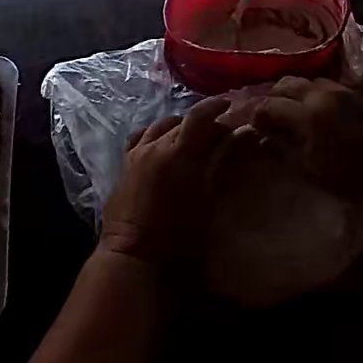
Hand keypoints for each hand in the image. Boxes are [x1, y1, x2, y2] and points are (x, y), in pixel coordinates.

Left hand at [99, 97, 232, 264]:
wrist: (133, 257)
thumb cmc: (178, 239)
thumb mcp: (207, 204)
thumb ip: (221, 169)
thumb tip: (239, 143)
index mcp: (178, 154)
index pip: (199, 116)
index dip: (215, 106)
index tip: (229, 105)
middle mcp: (155, 147)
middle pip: (182, 122)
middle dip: (202, 123)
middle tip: (219, 134)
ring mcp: (136, 155)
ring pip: (159, 127)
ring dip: (178, 128)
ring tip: (191, 139)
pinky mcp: (124, 166)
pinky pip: (140, 138)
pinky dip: (154, 136)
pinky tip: (161, 145)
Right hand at [250, 76, 362, 203]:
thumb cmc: (351, 174)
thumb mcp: (310, 167)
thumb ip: (282, 148)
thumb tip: (262, 136)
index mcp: (307, 113)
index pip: (269, 105)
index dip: (258, 115)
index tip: (256, 127)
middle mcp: (321, 94)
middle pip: (286, 83)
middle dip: (273, 96)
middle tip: (271, 114)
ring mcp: (340, 89)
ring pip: (306, 80)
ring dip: (294, 92)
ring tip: (292, 109)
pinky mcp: (354, 91)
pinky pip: (325, 84)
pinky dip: (313, 92)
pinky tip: (314, 107)